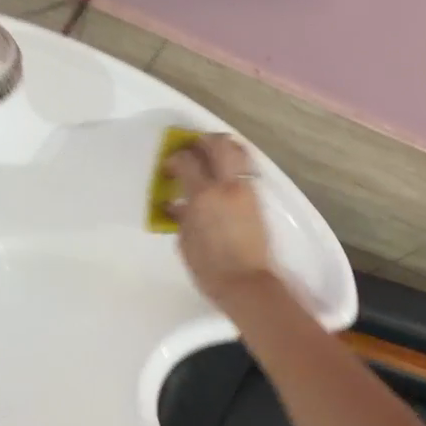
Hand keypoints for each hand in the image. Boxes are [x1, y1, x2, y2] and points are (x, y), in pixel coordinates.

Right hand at [163, 134, 275, 305]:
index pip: (186, 161)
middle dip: (201, 141)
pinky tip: (224, 173)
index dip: (174, 159)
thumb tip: (176, 204)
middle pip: (217, 144)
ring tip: (210, 154)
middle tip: (190, 149)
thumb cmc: (209, 268)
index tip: (168, 167)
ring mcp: (246, 190)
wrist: (247, 283)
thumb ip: (181, 216)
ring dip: (222, 146)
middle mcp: (227, 186)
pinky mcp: (257, 198)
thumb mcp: (185, 240)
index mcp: (203, 196)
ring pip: (238, 151)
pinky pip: (246, 168)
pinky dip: (234, 162)